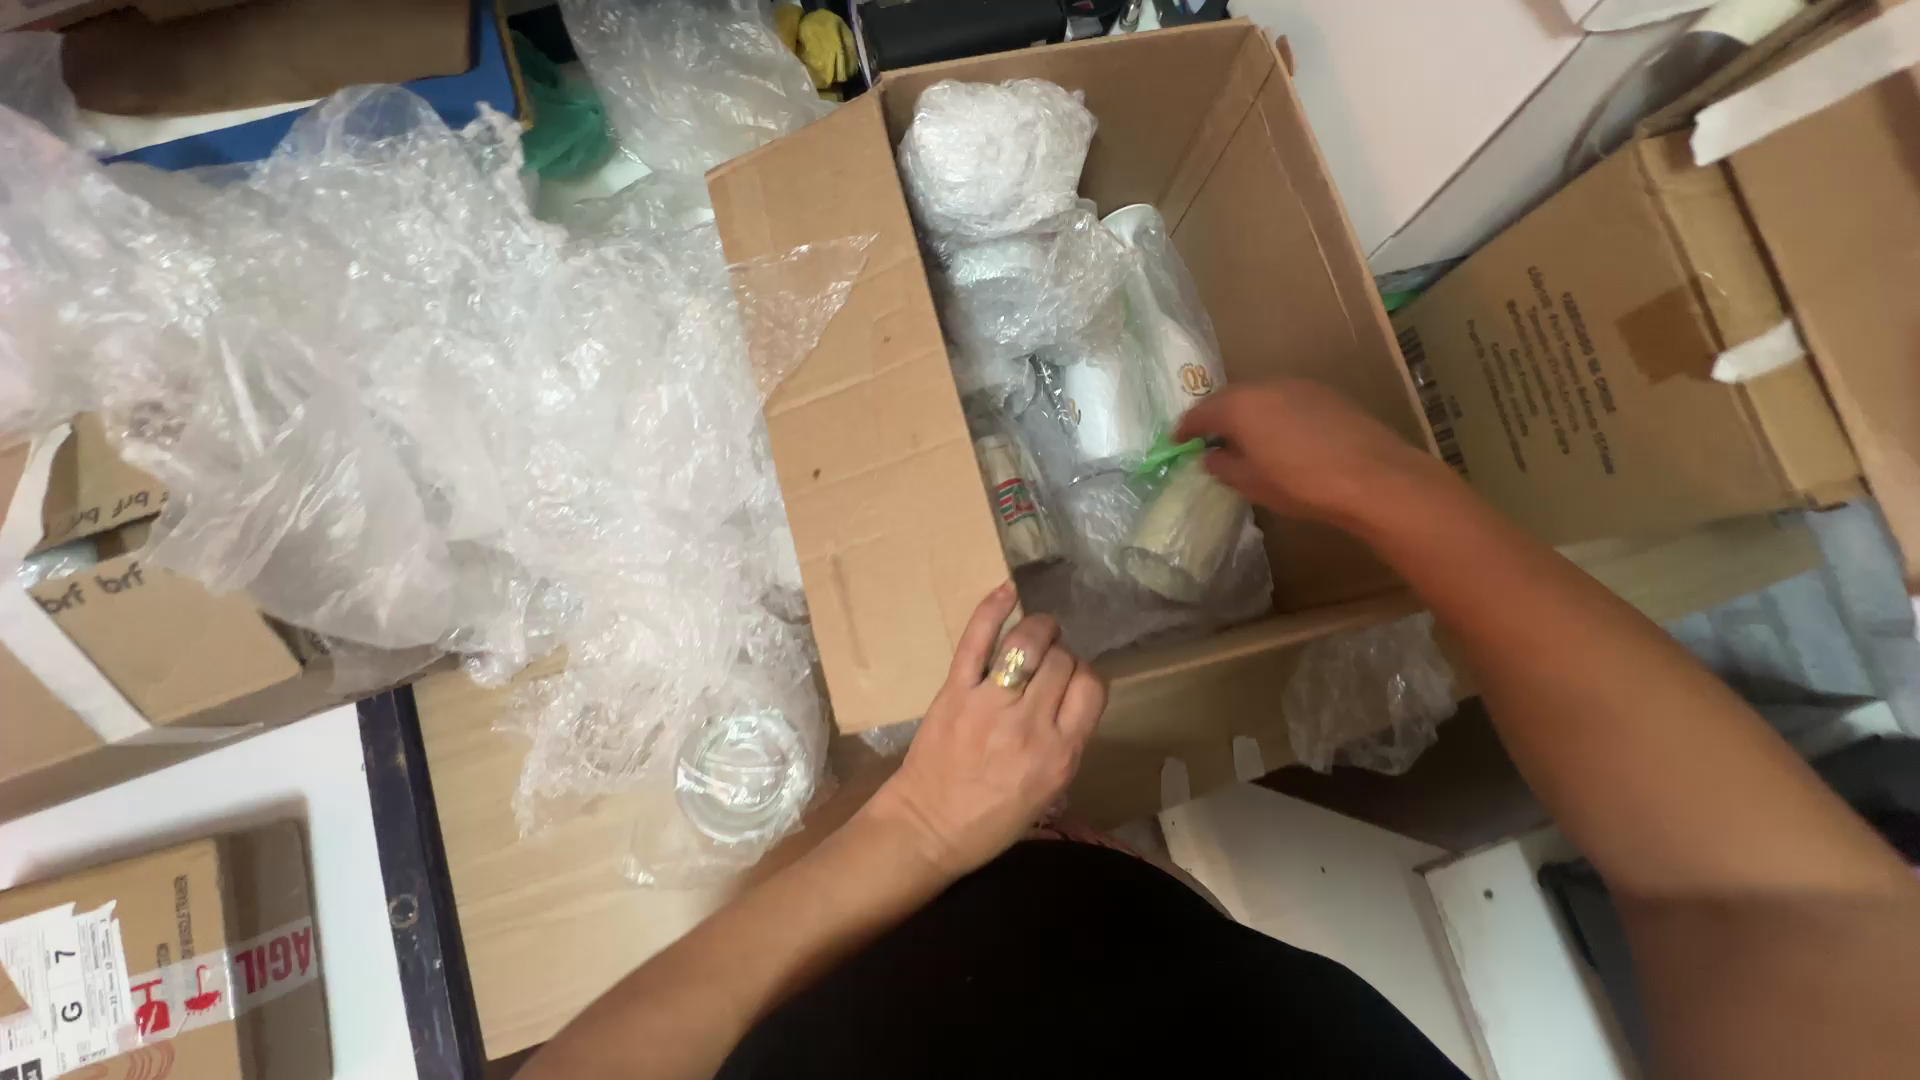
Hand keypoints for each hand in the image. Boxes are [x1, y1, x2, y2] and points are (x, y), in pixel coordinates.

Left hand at [860, 582, 1106, 877]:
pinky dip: (993, 609)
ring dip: (1039, 630)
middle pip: (1063, 661)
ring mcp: (990, 704)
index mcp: (1060, 754)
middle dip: (1061, 656)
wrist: (928, 828)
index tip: (1072, 682)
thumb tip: (1072, 692)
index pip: (1092, 687)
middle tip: (1046, 666)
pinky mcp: (955, 691)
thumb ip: (1066, 741)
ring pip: (1029, 643)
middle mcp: (1030, 725)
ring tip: (1038, 632)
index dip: (1085, 676)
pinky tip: (1008, 591)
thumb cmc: (992, 820)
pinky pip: (978, 640)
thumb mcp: (1049, 791)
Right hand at [1174, 378, 1451, 530]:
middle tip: (1209, 440)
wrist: (1375, 478)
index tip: (1176, 442)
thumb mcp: (1251, 483)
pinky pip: (1287, 400)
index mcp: (1240, 406)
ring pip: (1261, 396)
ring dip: (1248, 413)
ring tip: (1244, 438)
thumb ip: (1223, 467)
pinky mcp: (1328, 394)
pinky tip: (1280, 436)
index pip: (1200, 413)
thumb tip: (1211, 456)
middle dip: (1216, 417)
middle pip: (1230, 398)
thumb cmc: (1302, 484)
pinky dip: (1275, 414)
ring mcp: (1300, 386)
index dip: (1185, 429)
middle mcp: (1266, 386)